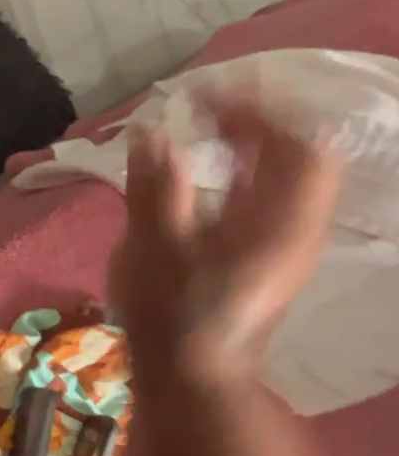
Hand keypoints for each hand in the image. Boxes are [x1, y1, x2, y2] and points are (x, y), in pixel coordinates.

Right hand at [110, 95, 338, 389]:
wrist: (192, 366)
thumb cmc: (172, 306)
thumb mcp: (154, 244)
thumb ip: (156, 186)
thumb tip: (154, 131)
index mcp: (283, 220)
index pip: (301, 145)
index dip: (265, 109)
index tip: (212, 89)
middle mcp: (298, 223)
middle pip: (298, 153)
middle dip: (255, 118)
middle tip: (199, 102)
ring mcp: (286, 237)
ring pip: (285, 171)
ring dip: (248, 140)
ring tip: (199, 123)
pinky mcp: (266, 247)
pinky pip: (268, 190)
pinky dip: (241, 165)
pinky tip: (205, 162)